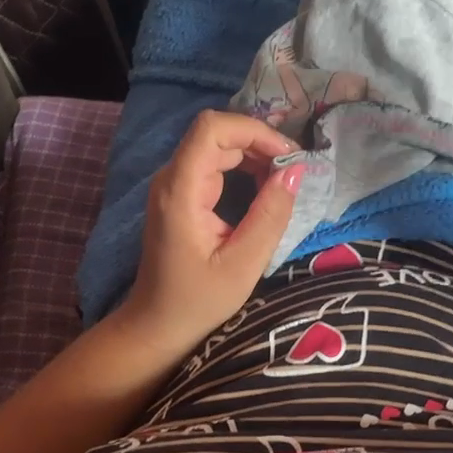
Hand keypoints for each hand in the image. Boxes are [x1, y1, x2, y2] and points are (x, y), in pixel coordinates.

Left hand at [118, 110, 305, 355]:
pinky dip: (242, 168)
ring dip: (253, 154)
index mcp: (181, 191)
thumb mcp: (243, 264)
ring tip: (285, 179)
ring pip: (216, 146)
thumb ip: (270, 215)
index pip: (212, 128)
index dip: (253, 130)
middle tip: (295, 170)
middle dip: (259, 142)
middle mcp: (171, 178)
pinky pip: (213, 164)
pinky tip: (264, 188)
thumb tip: (296, 171)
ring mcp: (173, 185)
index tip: (287, 155)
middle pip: (216, 133)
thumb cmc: (197, 301)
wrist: (156, 324)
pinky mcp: (180, 195)